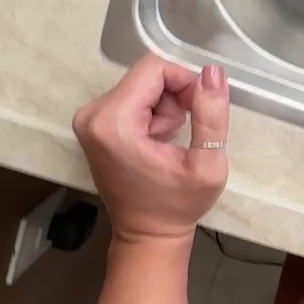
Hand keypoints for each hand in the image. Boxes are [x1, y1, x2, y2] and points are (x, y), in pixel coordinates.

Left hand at [72, 55, 230, 244]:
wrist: (147, 234)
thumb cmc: (178, 205)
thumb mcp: (207, 165)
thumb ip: (211, 116)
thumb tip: (213, 73)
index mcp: (114, 122)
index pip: (154, 69)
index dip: (186, 83)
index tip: (200, 113)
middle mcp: (92, 114)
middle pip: (146, 76)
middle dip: (175, 97)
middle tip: (187, 131)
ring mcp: (90, 119)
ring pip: (141, 86)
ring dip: (165, 107)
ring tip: (171, 142)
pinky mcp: (95, 124)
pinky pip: (133, 98)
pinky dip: (152, 114)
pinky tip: (158, 142)